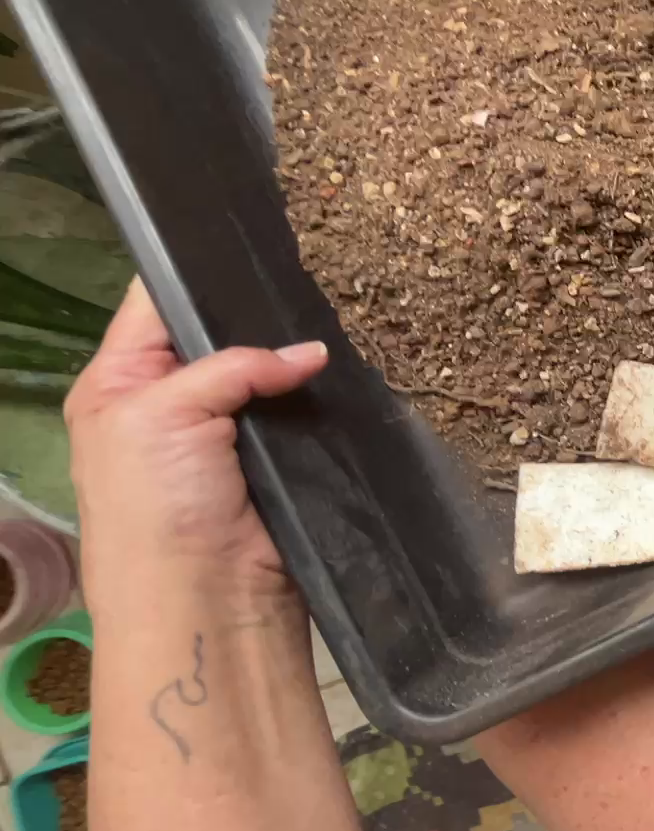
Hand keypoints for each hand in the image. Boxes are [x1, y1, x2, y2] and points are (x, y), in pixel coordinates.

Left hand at [65, 280, 328, 606]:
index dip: (195, 275)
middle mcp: (178, 398)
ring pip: (275, 373)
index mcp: (123, 381)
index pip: (156, 308)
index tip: (250, 246)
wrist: (209, 584)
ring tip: (348, 325)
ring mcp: (235, 427)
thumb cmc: (156, 501)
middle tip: (320, 287)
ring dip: (304, 359)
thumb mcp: (160, 417)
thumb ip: (233, 369)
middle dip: (267, 318)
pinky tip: (353, 374)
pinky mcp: (285, 452)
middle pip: (228, 337)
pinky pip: (308, 410)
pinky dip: (327, 395)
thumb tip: (316, 352)